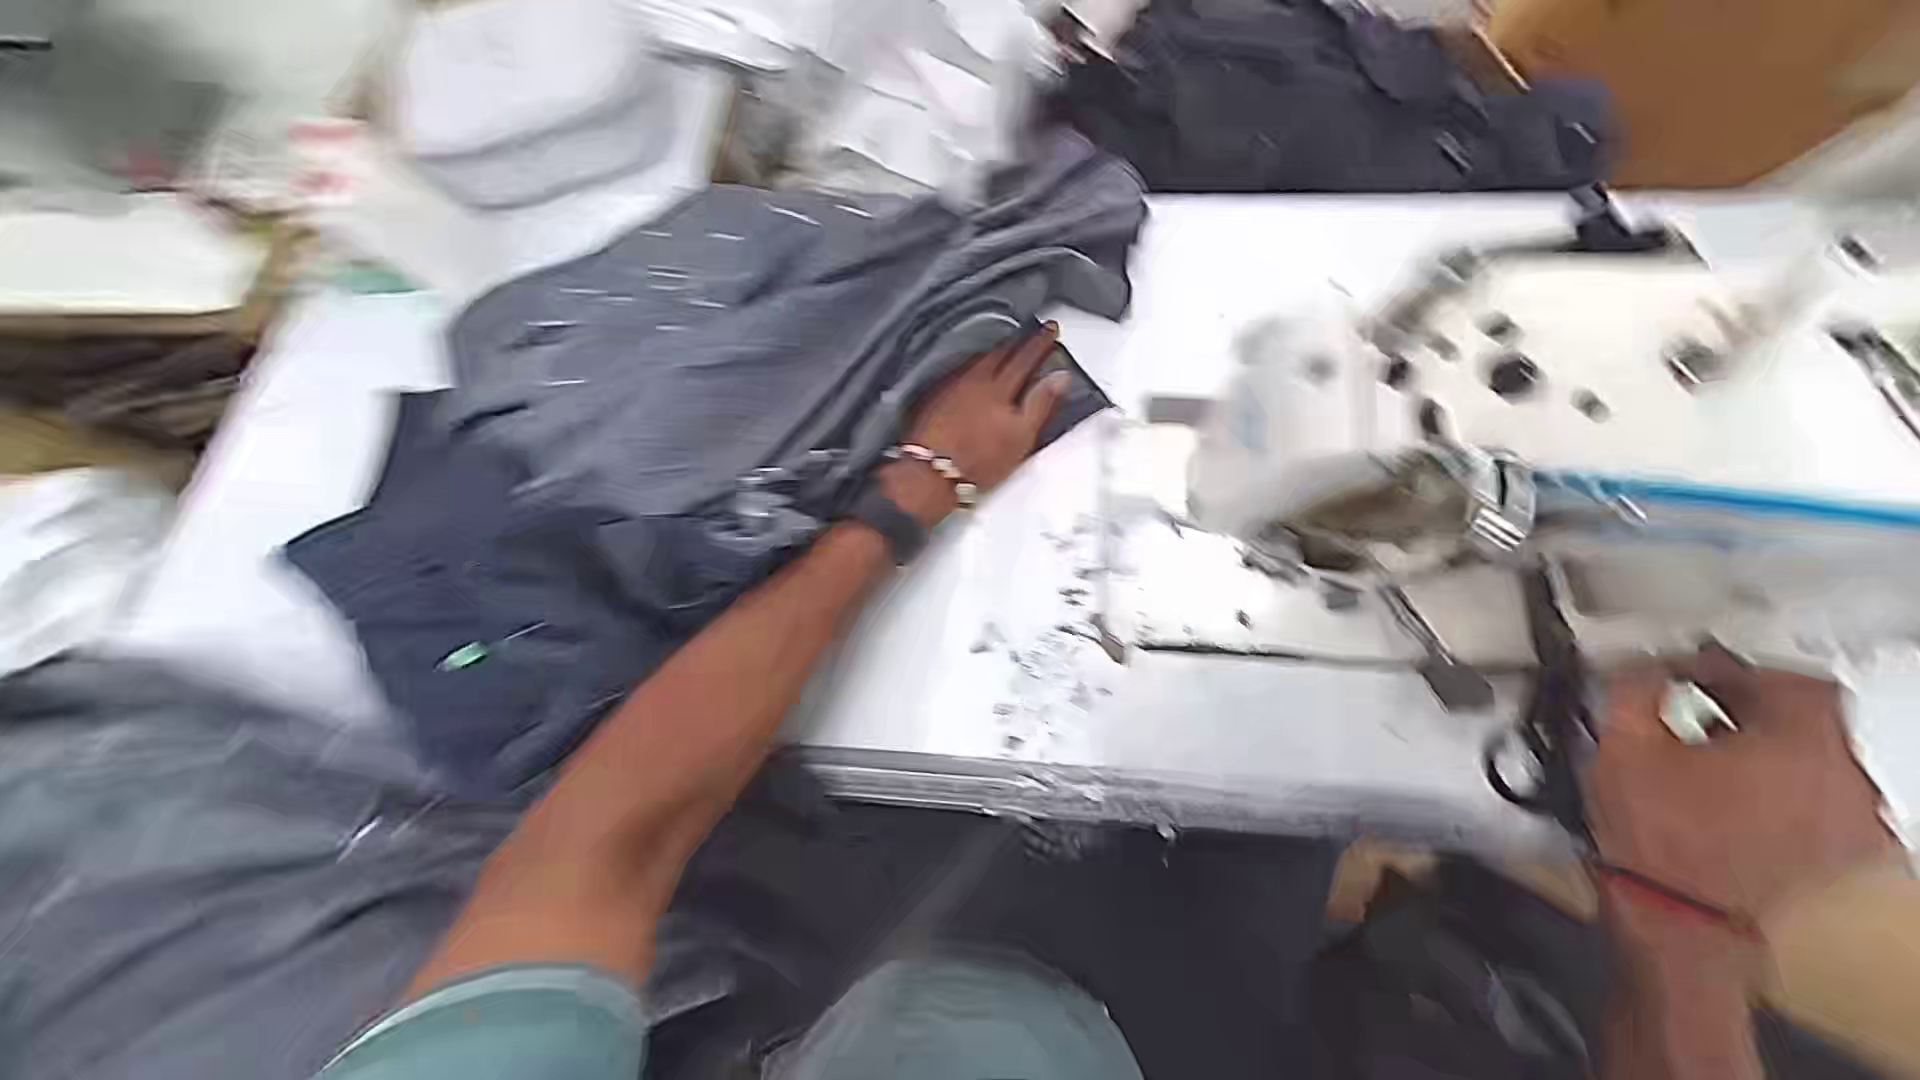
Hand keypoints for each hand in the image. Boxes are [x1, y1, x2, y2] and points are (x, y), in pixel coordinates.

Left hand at [879, 323, 1071, 526]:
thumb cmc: (977, 459)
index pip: (1025, 357)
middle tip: (1029, 334)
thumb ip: (1041, 403)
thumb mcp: (1021, 435)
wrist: (932, 472)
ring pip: (977, 360)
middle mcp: (973, 381)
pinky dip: (972, 367)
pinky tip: (973, 373)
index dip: (1041, 342)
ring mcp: (951, 387)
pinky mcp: (935, 398)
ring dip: (993, 352)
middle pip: (999, 353)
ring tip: (1004, 349)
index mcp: (999, 388)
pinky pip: (958, 372)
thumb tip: (1059, 378)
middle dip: (1016, 342)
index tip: (1050, 329)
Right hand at [1589, 648, 1895, 930]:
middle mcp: (1847, 784)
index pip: (1795, 682)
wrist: (1675, 904)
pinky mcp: (1844, 849)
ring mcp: (1854, 822)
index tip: (1694, 672)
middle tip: (1694, 702)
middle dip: (1749, 704)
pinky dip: (1781, 777)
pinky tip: (1728, 784)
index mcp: (1803, 749)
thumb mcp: (1624, 739)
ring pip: (1819, 757)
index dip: (1737, 668)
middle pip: (1812, 719)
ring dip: (1766, 740)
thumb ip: (1637, 687)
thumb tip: (1646, 665)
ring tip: (1705, 745)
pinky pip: (1822, 793)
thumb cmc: (1654, 825)